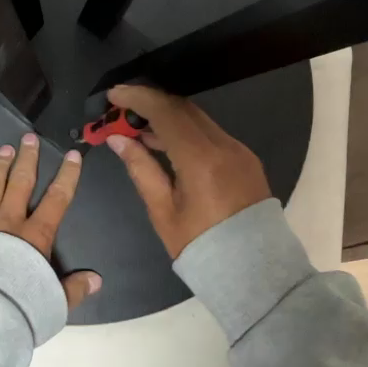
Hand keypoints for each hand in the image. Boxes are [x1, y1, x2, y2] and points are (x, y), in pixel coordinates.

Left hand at [0, 132, 101, 309]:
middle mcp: (8, 222)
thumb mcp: (54, 301)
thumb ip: (74, 289)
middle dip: (27, 159)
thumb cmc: (19, 305)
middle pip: (20, 183)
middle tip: (28, 138)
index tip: (72, 156)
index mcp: (35, 235)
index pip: (57, 199)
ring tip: (4, 150)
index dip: (67, 176)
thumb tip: (96, 280)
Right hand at [104, 85, 270, 258]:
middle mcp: (224, 146)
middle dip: (151, 103)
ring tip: (138, 128)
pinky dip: (185, 130)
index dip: (138, 98)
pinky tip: (165, 143)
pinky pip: (211, 134)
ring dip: (168, 116)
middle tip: (121, 110)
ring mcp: (239, 150)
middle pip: (183, 109)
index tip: (114, 95)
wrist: (254, 271)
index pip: (166, 112)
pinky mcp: (245, 159)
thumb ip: (141, 168)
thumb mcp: (162, 211)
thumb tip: (118, 139)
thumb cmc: (200, 245)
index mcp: (201, 159)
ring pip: (198, 119)